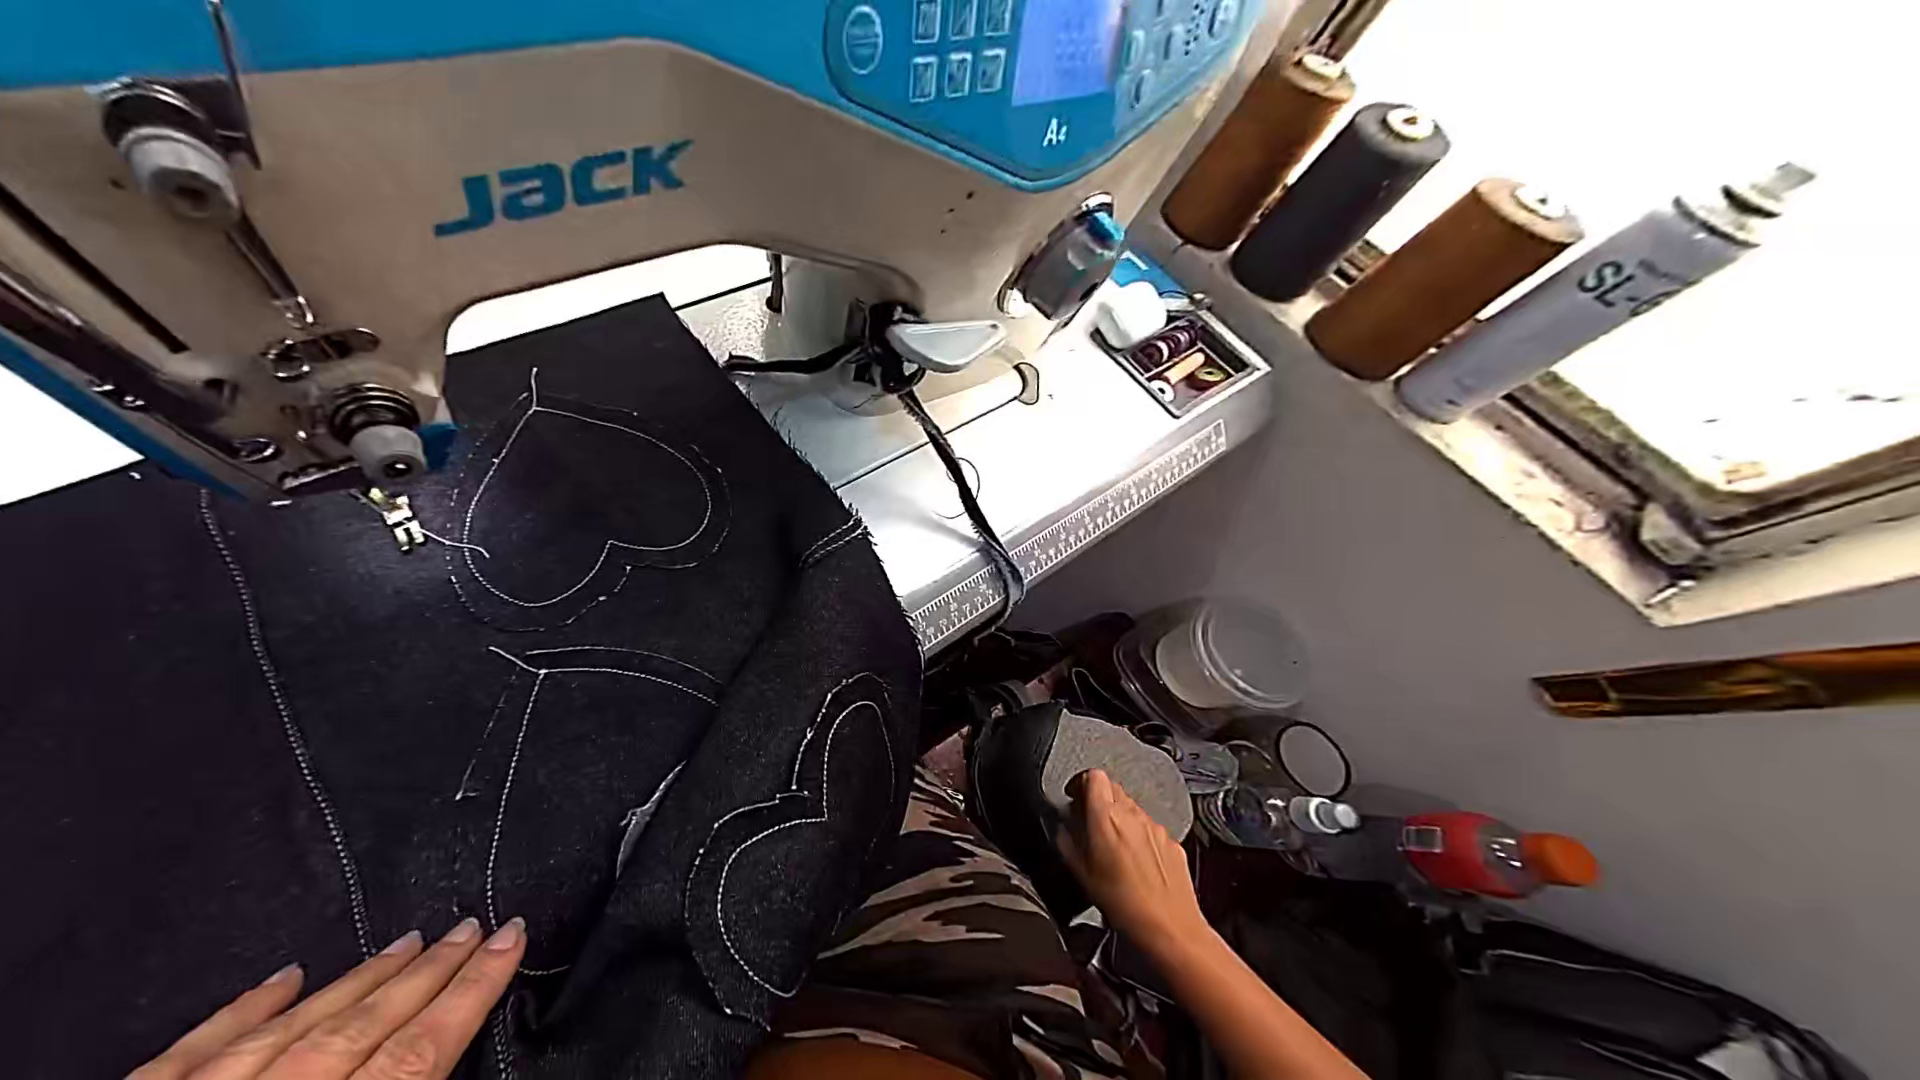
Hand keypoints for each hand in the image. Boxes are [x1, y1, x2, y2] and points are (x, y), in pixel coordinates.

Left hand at [130, 917, 526, 1079]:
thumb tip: (458, 1048)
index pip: (419, 1052)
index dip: (475, 989)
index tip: (513, 937)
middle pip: (365, 1029)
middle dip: (431, 972)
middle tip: (475, 925)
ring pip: (297, 1029)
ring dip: (363, 979)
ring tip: (411, 939)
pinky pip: (192, 1056)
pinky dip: (246, 1011)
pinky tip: (286, 976)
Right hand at [1056, 768, 1207, 949]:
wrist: (1169, 927)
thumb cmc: (1124, 904)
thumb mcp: (1081, 874)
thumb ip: (1066, 842)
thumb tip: (1062, 829)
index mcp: (1106, 817)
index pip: (1093, 776)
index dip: (1081, 783)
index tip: (1075, 798)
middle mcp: (1132, 814)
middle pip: (1112, 789)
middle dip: (1099, 802)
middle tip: (1090, 824)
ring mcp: (1155, 826)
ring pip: (1131, 809)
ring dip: (1119, 820)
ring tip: (1114, 850)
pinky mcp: (1171, 840)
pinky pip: (1149, 828)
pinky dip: (1139, 837)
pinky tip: (1136, 863)